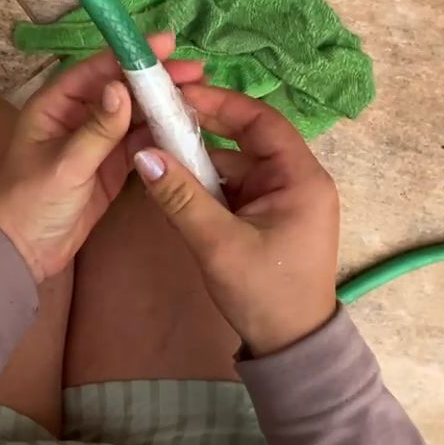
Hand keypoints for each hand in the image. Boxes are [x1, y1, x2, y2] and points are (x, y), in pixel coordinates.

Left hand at [0, 33, 204, 280]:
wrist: (24, 251)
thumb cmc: (30, 201)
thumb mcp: (65, 165)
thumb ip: (96, 129)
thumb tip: (122, 88)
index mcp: (54, 106)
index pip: (95, 71)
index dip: (129, 55)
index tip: (165, 44)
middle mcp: (76, 117)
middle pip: (121, 89)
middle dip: (155, 79)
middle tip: (195, 71)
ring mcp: (96, 142)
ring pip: (134, 116)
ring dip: (163, 106)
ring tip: (200, 96)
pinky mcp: (111, 167)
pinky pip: (139, 144)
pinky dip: (161, 137)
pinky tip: (187, 129)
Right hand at [131, 84, 339, 355]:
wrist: (289, 349)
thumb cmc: (266, 294)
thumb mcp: (219, 245)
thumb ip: (180, 198)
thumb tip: (142, 155)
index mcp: (301, 179)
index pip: (262, 122)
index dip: (221, 103)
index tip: (179, 95)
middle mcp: (294, 181)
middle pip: (244, 141)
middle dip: (201, 132)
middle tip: (157, 121)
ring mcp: (277, 199)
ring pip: (230, 166)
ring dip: (195, 164)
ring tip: (153, 158)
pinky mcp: (261, 217)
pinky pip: (227, 189)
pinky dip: (200, 187)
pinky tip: (170, 188)